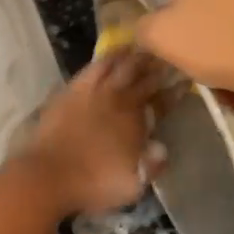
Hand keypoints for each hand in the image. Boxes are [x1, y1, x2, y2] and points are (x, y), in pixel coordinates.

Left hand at [21, 52, 164, 215]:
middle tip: (168, 59)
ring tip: (145, 49)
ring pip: (120, 66)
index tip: (184, 81)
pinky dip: (108, 57)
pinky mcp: (73, 90)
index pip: (161, 103)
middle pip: (143, 79)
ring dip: (135, 57)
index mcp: (137, 123)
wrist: (48, 175)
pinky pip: (95, 66)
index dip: (174, 92)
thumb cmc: (93, 184)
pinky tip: (114, 52)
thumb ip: (152, 166)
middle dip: (158, 69)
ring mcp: (95, 92)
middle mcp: (119, 101)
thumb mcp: (132, 185)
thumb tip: (162, 148)